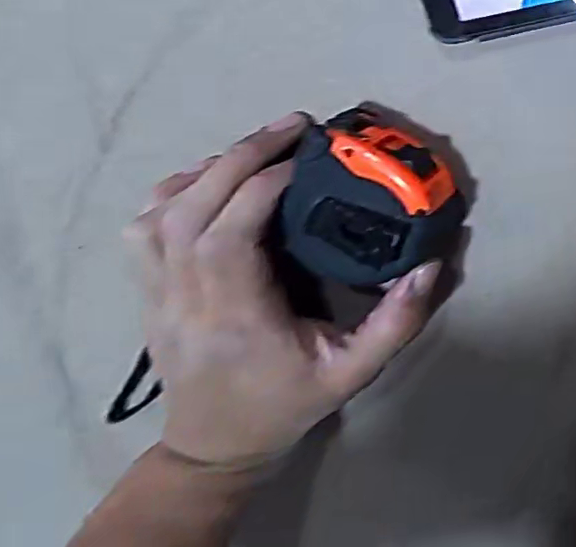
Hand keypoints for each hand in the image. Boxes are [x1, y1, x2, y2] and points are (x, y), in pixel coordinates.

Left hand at [122, 113, 453, 467]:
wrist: (212, 449)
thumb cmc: (286, 404)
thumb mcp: (354, 372)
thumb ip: (397, 321)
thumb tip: (431, 264)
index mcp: (233, 319)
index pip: (227, 239)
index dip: (262, 187)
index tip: (312, 159)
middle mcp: (182, 302)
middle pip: (188, 211)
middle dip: (240, 156)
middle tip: (295, 126)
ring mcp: (156, 296)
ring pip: (157, 215)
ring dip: (208, 168)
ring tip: (261, 144)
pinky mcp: (147, 292)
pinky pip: (143, 228)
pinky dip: (177, 189)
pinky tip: (216, 176)